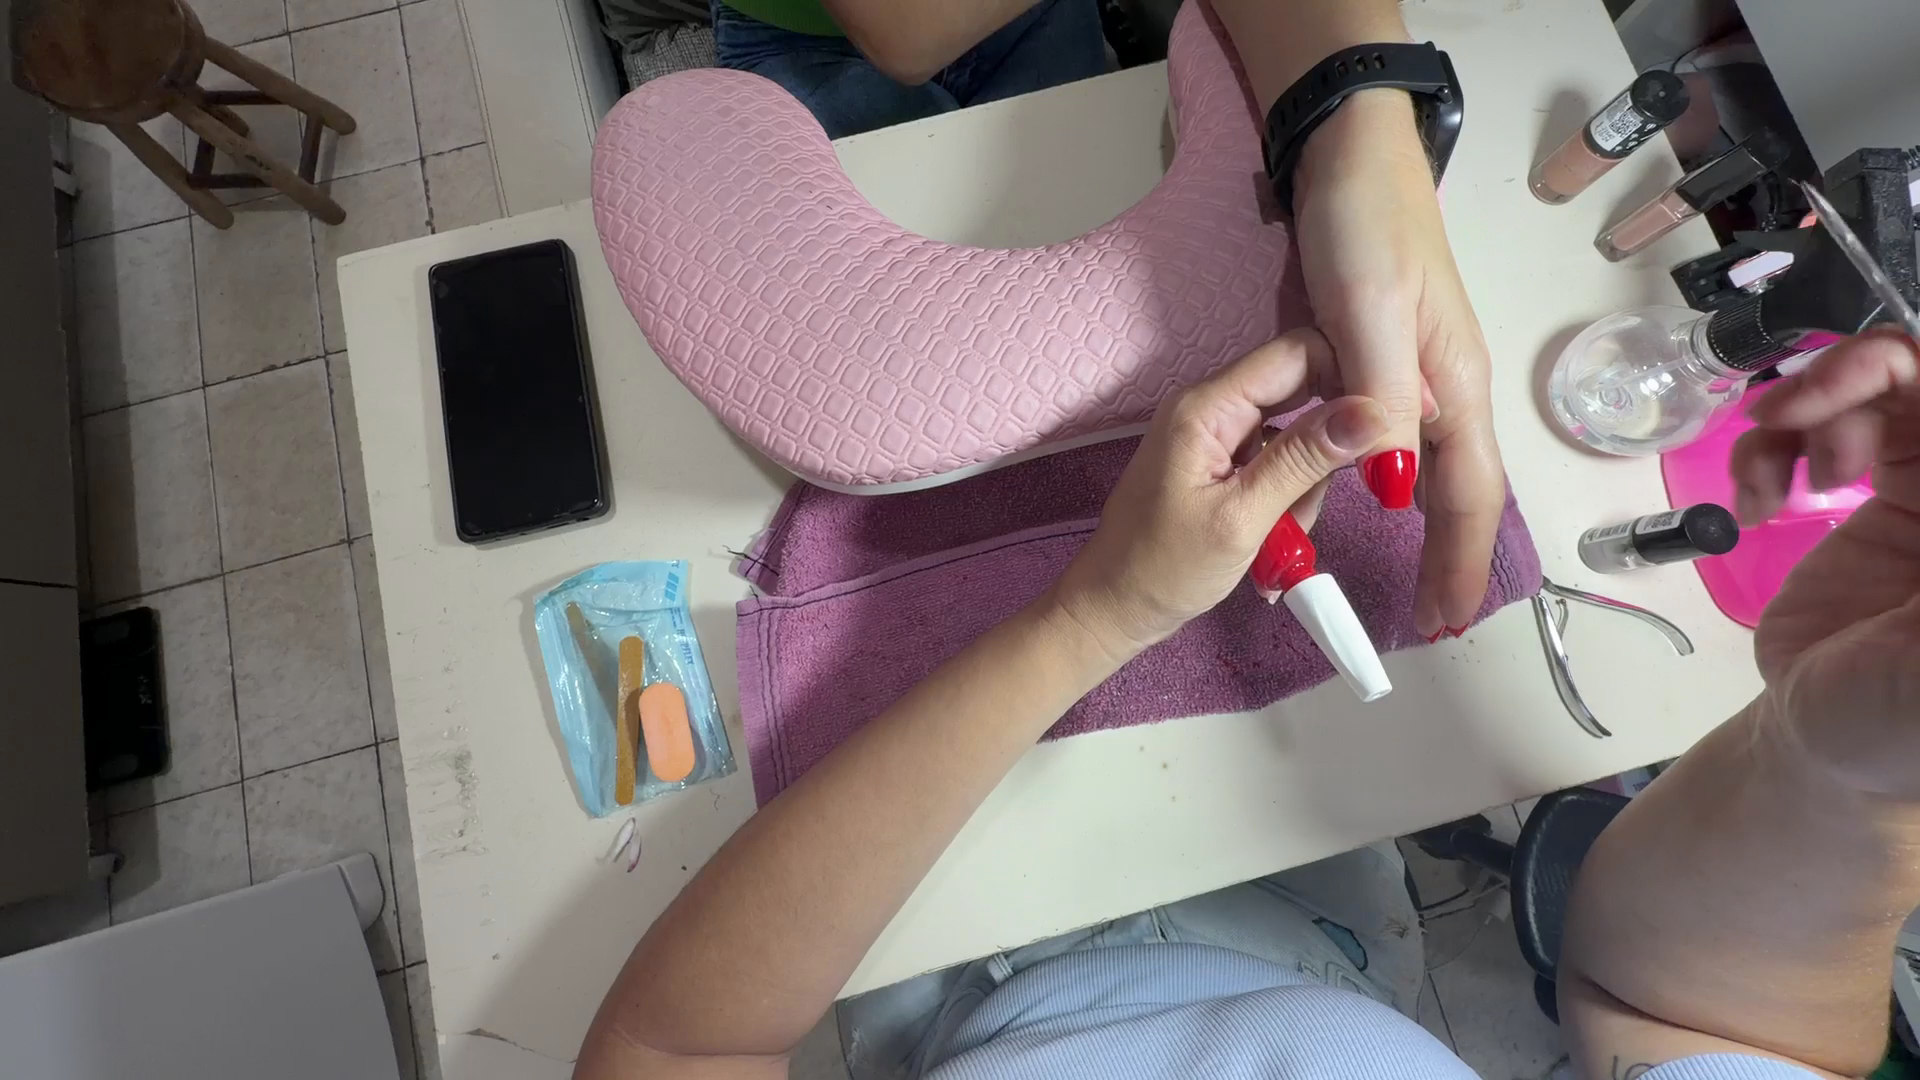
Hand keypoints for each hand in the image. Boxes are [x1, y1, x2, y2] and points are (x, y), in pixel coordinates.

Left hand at [1051, 329, 1388, 658]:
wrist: (1113, 606)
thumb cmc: (1164, 569)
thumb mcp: (1242, 517)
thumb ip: (1304, 460)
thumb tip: (1373, 409)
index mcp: (1206, 406)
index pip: (1299, 353)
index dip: (1355, 375)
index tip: (1398, 421)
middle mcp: (1209, 407)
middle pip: (1302, 391)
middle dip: (1329, 446)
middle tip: (1330, 497)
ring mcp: (1213, 436)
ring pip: (1295, 434)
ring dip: (1306, 484)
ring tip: (1284, 537)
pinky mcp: (1218, 464)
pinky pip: (1274, 462)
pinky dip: (1287, 496)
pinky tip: (1276, 537)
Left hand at [1290, 89, 1505, 638]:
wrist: (1344, 168)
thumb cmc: (1363, 233)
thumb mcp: (1369, 320)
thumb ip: (1381, 401)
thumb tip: (1397, 486)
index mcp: (1442, 384)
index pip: (1464, 488)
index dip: (1458, 555)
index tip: (1449, 616)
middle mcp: (1424, 390)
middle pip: (1435, 490)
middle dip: (1431, 557)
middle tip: (1425, 619)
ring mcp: (1387, 382)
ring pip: (1375, 472)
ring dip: (1352, 526)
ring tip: (1313, 577)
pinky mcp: (1350, 373)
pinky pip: (1339, 443)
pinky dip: (1319, 482)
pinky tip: (1297, 511)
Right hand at [1733, 331, 1919, 795]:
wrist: (1830, 735)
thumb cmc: (1903, 715)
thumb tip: (1907, 477)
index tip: (1858, 392)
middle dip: (1864, 376)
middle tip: (1789, 410)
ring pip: (1887, 392)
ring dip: (1813, 412)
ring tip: (1774, 473)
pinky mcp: (1884, 494)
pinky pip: (1825, 434)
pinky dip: (1773, 454)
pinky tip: (1757, 502)